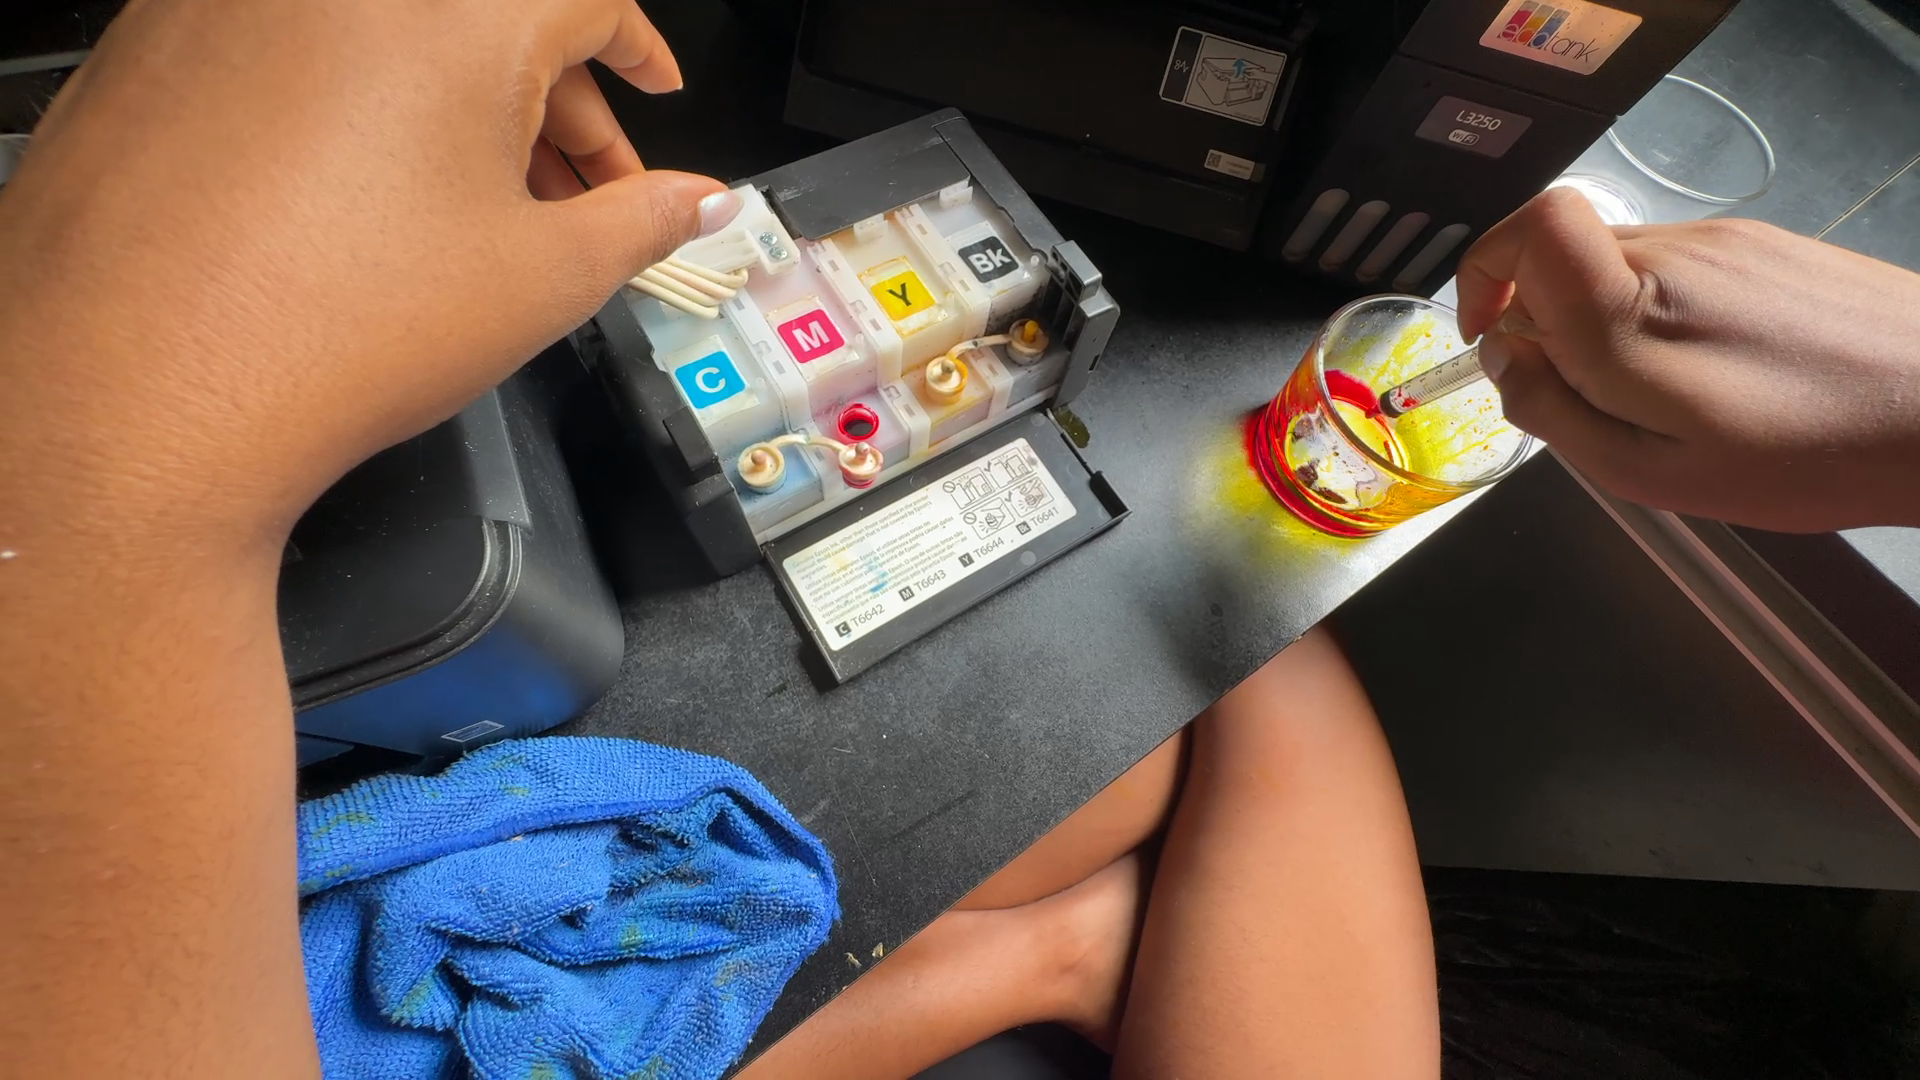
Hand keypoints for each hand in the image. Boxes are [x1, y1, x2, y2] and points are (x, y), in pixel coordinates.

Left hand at [0, 0, 735, 552]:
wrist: (154, 392)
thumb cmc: (363, 324)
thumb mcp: (553, 274)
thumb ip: (648, 220)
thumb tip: (706, 200)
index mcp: (445, 19)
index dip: (636, 46)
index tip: (659, 88)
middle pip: (497, 22)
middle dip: (571, 111)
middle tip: (597, 201)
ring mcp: (234, 7)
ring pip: (410, 40)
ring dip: (488, 118)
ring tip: (512, 218)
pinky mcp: (168, 48)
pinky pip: (324, 55)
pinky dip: (395, 112)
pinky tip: (412, 207)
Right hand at [1455, 188, 1919, 531]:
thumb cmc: (1795, 457)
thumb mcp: (1638, 468)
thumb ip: (1547, 407)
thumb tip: (1502, 355)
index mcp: (1635, 309)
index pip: (1535, 224)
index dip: (1485, 269)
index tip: (1490, 333)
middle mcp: (1675, 252)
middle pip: (1556, 254)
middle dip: (1532, 317)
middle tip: (1569, 388)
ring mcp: (1724, 241)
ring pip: (1603, 263)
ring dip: (1584, 318)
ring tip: (1634, 384)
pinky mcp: (1759, 246)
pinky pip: (1657, 266)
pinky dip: (1635, 309)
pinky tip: (1685, 361)